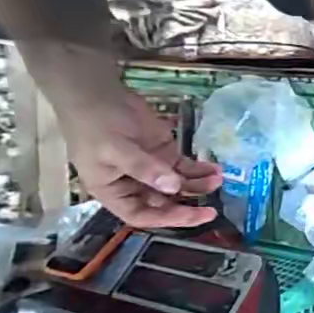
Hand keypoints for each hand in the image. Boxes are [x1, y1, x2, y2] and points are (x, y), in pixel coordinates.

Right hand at [32, 53, 223, 228]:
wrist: (97, 93)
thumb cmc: (95, 124)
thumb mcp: (115, 148)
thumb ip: (144, 168)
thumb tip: (173, 187)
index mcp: (113, 191)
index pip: (143, 215)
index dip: (169, 219)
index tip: (195, 216)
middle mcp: (134, 184)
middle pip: (165, 203)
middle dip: (189, 205)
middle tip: (214, 207)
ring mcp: (152, 168)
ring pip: (179, 185)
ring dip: (199, 185)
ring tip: (218, 179)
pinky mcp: (164, 153)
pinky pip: (186, 167)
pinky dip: (201, 170)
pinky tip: (215, 168)